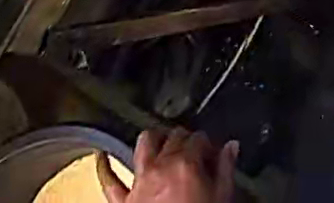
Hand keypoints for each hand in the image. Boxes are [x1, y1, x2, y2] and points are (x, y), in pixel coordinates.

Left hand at [102, 128, 237, 202]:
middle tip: (192, 149)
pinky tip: (102, 157)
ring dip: (153, 138)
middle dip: (185, 138)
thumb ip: (225, 170)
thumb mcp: (220, 199)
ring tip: (160, 139)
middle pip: (175, 136)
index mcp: (187, 164)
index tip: (211, 154)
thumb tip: (231, 148)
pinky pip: (109, 182)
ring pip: (144, 144)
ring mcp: (140, 183)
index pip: (200, 138)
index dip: (207, 144)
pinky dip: (105, 167)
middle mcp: (162, 167)